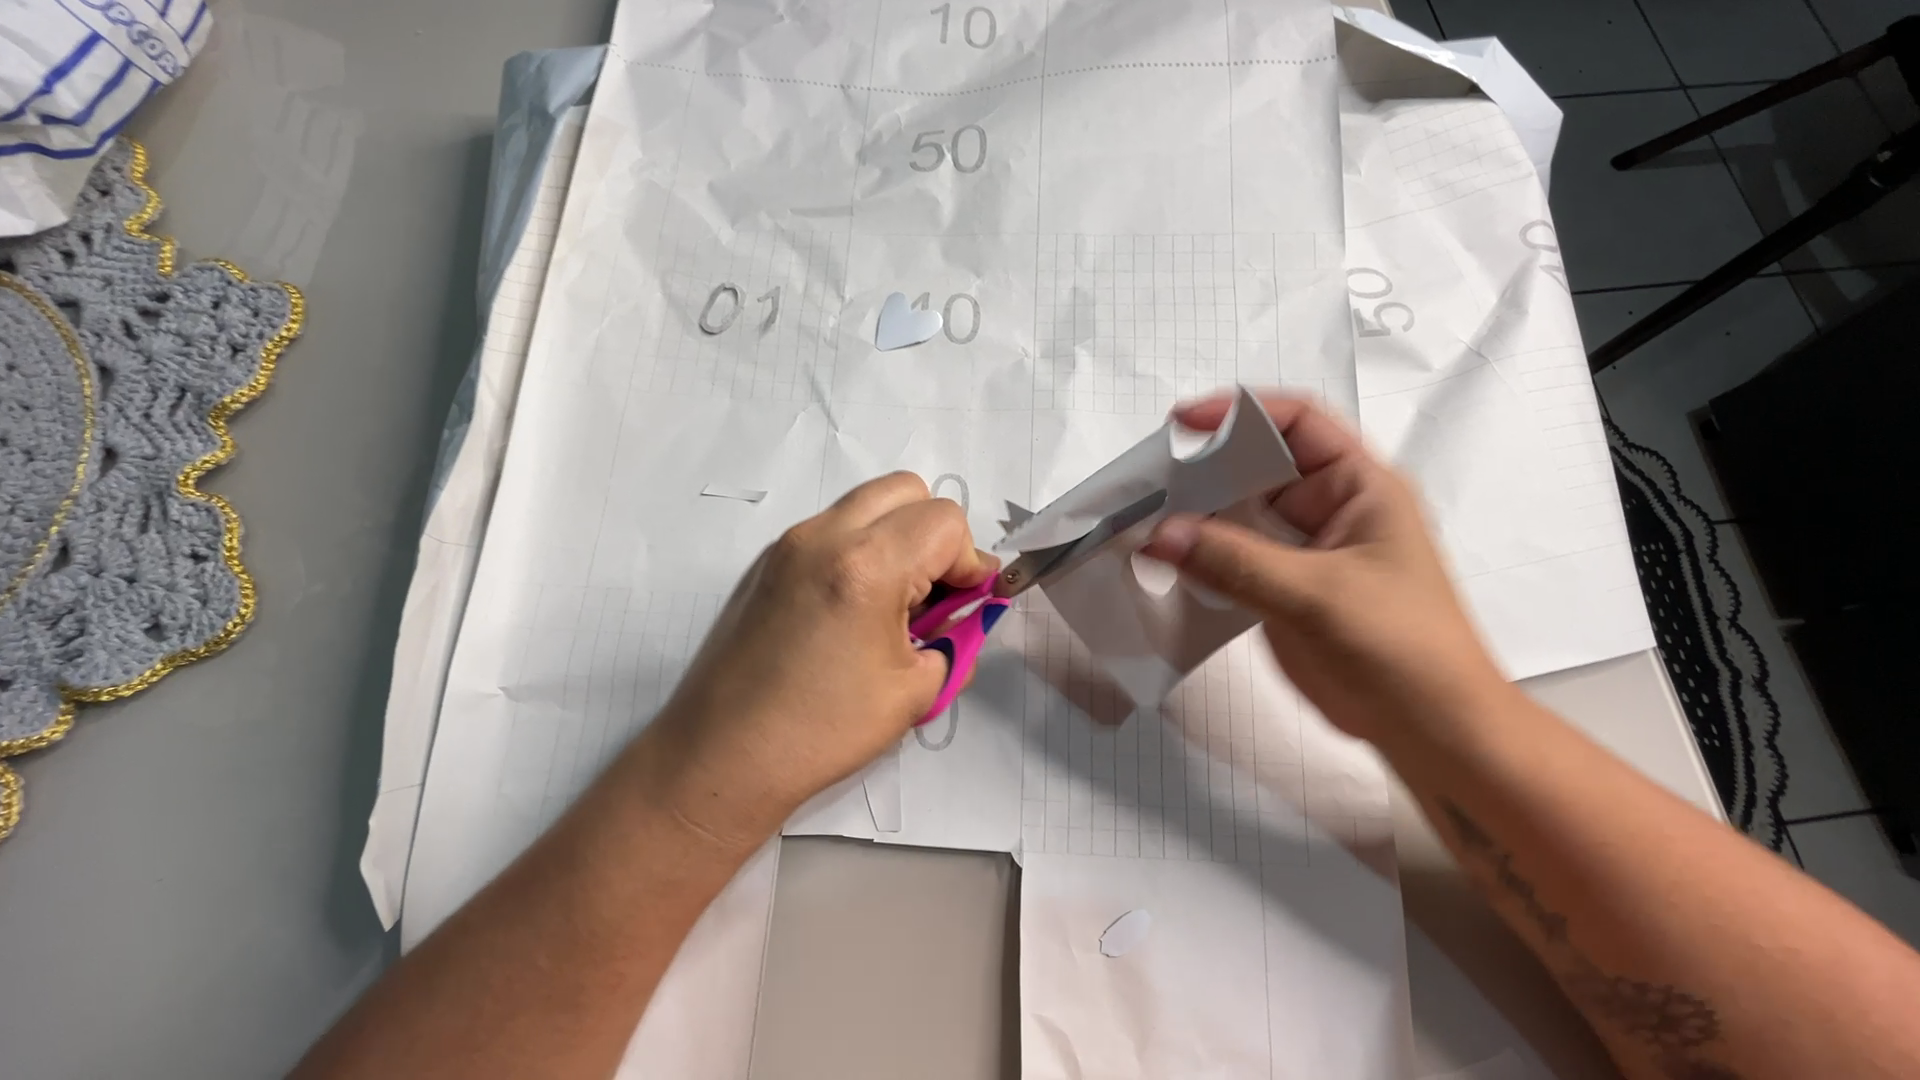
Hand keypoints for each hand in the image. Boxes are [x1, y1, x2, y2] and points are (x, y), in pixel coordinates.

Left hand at [629, 472, 994, 848]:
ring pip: (865, 505)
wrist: (721, 756)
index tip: (966, 604)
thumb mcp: (915, 691)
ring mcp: (788, 544)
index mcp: (866, 565)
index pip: (944, 522)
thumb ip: (954, 641)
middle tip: (933, 593)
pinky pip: (831, 530)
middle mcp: (824, 536)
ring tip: (893, 604)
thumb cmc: (823, 731)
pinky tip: (850, 612)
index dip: (969, 561)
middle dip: (935, 534)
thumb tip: (964, 614)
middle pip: (906, 490)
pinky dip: (859, 550)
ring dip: (896, 538)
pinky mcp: (766, 563)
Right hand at [1140, 390, 1510, 745]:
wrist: (1431, 728)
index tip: (1180, 425)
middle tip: (1146, 483)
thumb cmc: (1397, 646)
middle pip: (1258, 468)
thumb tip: (1156, 535)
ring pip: (1241, 516)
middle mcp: (1330, 509)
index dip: (1239, 413)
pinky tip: (1164, 565)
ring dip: (1195, 517)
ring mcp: (1305, 551)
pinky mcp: (1285, 590)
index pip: (1298, 423)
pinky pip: (1234, 559)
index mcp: (1359, 486)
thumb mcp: (1316, 594)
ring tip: (1142, 521)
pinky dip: (1200, 558)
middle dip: (1204, 470)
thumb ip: (1234, 562)